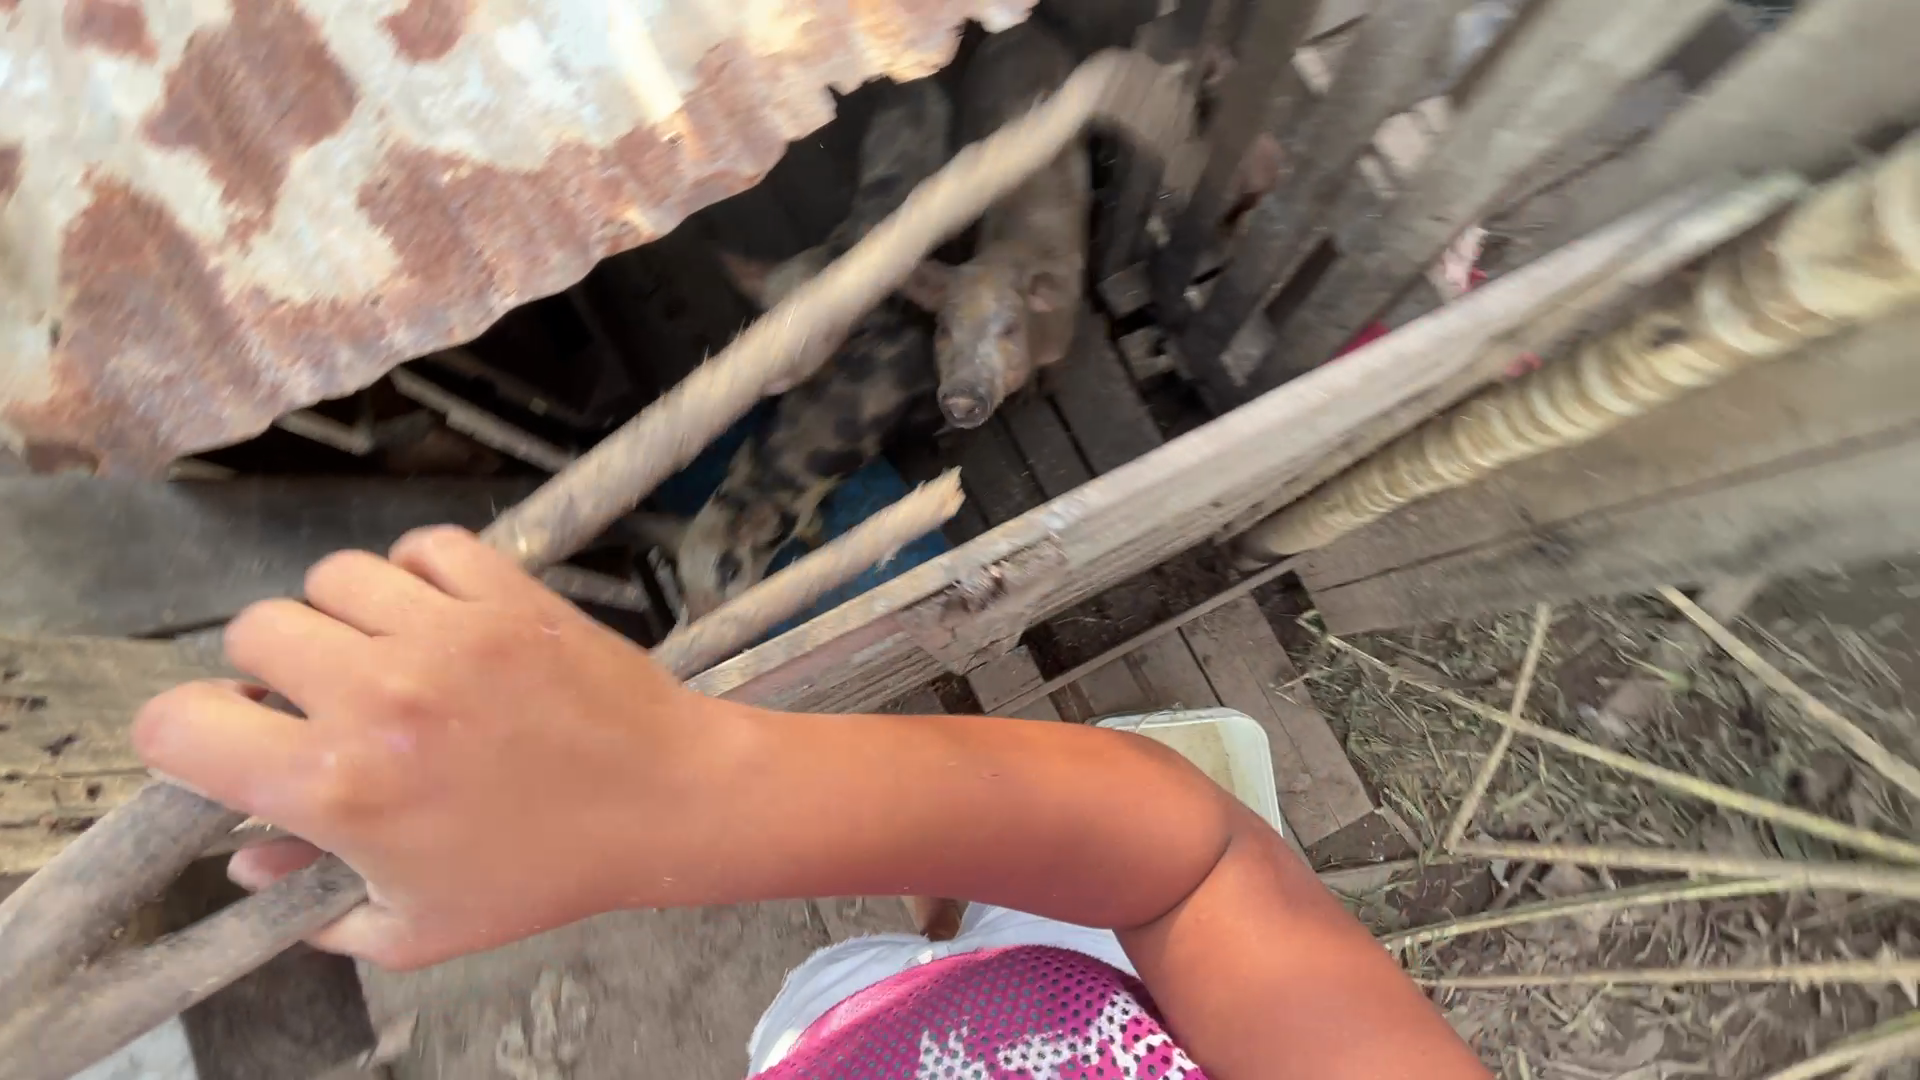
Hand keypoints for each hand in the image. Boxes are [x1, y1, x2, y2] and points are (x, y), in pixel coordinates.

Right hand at [133, 527, 747, 968]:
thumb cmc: (551, 870)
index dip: (194, 734)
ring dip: (349, 611)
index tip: (243, 743)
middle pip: (258, 630)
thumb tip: (251, 853)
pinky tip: (447, 607)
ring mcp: (455, 631)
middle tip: (334, 698)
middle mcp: (381, 691)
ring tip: (394, 648)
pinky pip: (433, 544)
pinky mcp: (517, 596)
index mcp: (336, 782)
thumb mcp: (417, 928)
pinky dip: (423, 567)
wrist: (667, 795)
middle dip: (277, 669)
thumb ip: (312, 900)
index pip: (178, 723)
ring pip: (337, 575)